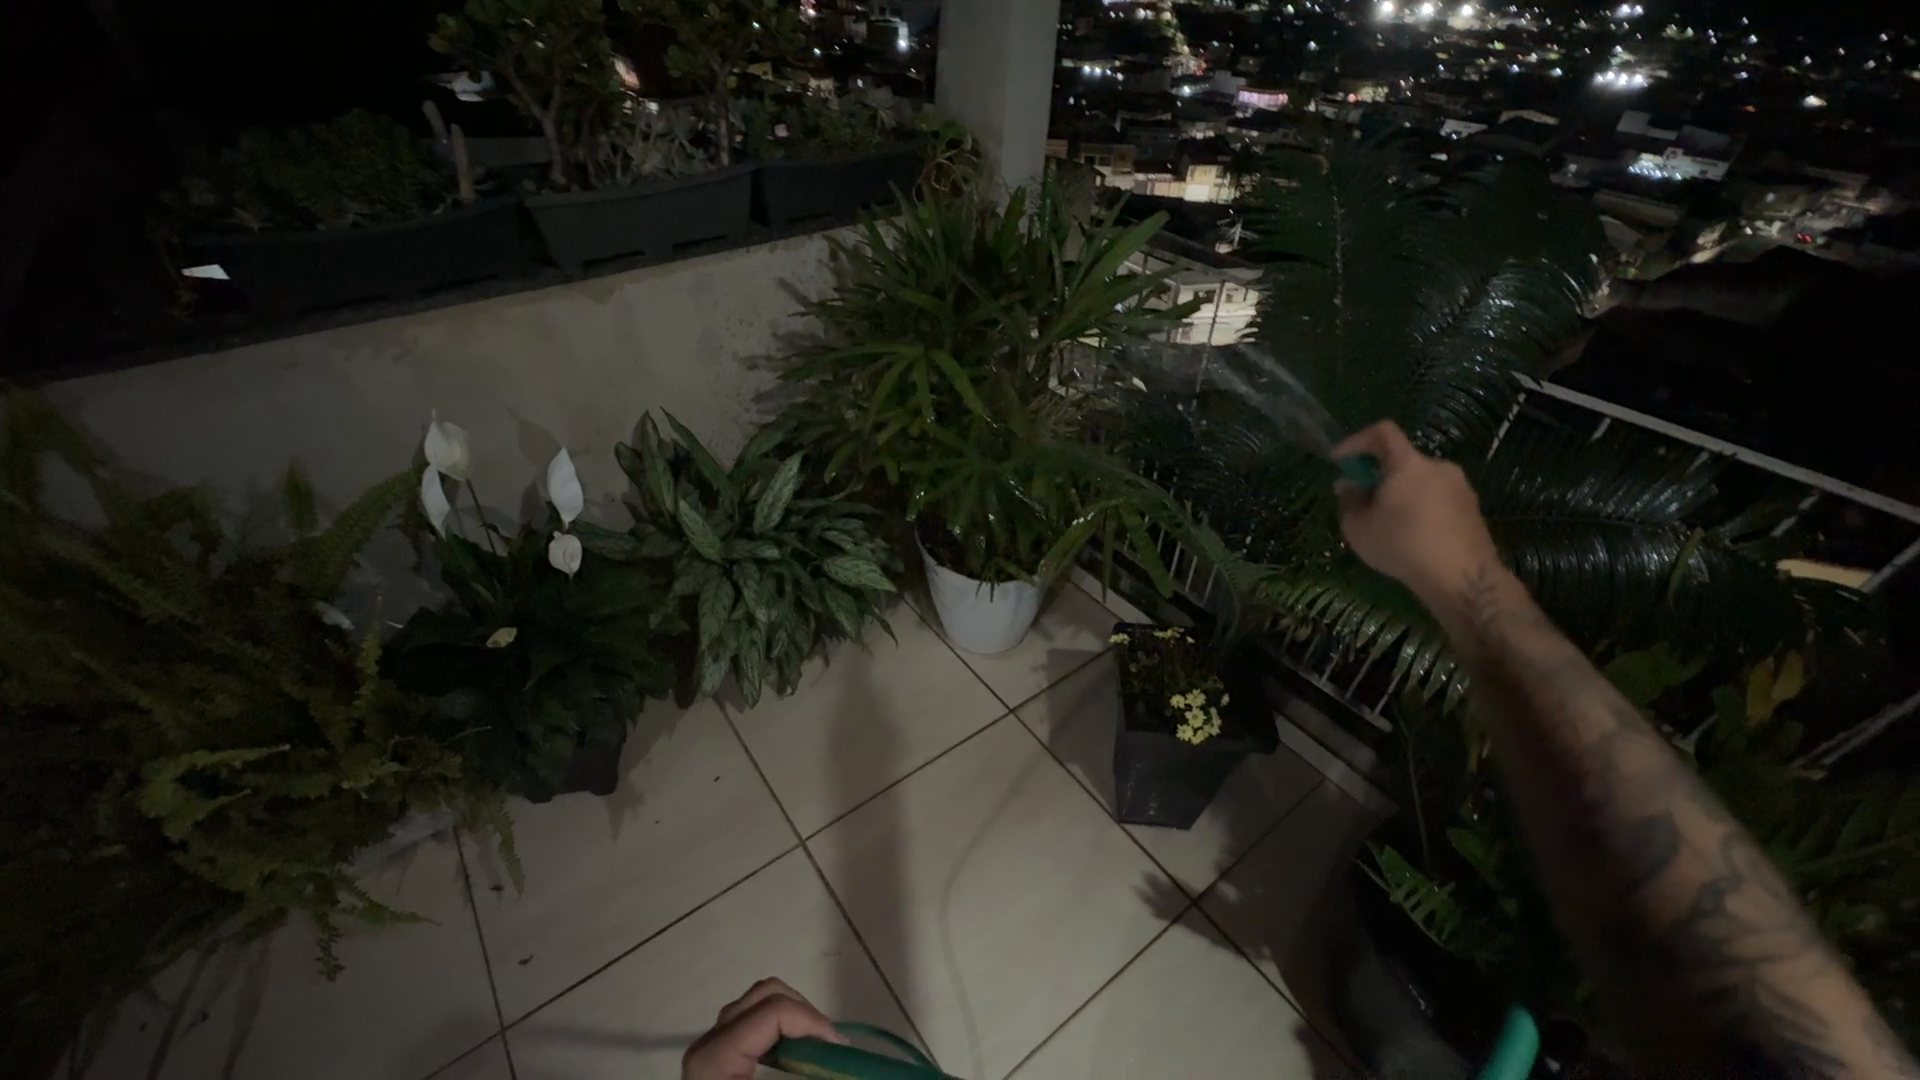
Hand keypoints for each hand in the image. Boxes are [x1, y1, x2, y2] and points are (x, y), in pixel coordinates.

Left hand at [682, 978, 846, 1079]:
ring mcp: (710, 1046)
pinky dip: (780, 1026)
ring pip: (759, 1001)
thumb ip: (809, 1076)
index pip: (773, 1011)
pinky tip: (794, 1053)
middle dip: (804, 1012)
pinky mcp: (717, 1055)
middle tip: (829, 1044)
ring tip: (816, 1046)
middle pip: (765, 994)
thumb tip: (845, 1066)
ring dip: (793, 1015)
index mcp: (716, 1057)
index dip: (812, 1021)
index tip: (840, 1046)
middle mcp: (709, 1042)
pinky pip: (753, 1020)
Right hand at [1332, 421, 1500, 604]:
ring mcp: (1460, 487)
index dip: (1356, 441)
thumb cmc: (1401, 544)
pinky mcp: (1472, 508)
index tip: (1339, 460)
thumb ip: (1349, 500)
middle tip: (1362, 501)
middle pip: (1401, 460)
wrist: (1461, 577)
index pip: (1382, 432)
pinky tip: (1412, 536)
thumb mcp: (1358, 526)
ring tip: (1387, 523)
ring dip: (1400, 493)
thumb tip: (1349, 484)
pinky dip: (1419, 507)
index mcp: (1408, 464)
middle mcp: (1438, 466)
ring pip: (1420, 480)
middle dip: (1378, 475)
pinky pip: (1437, 498)